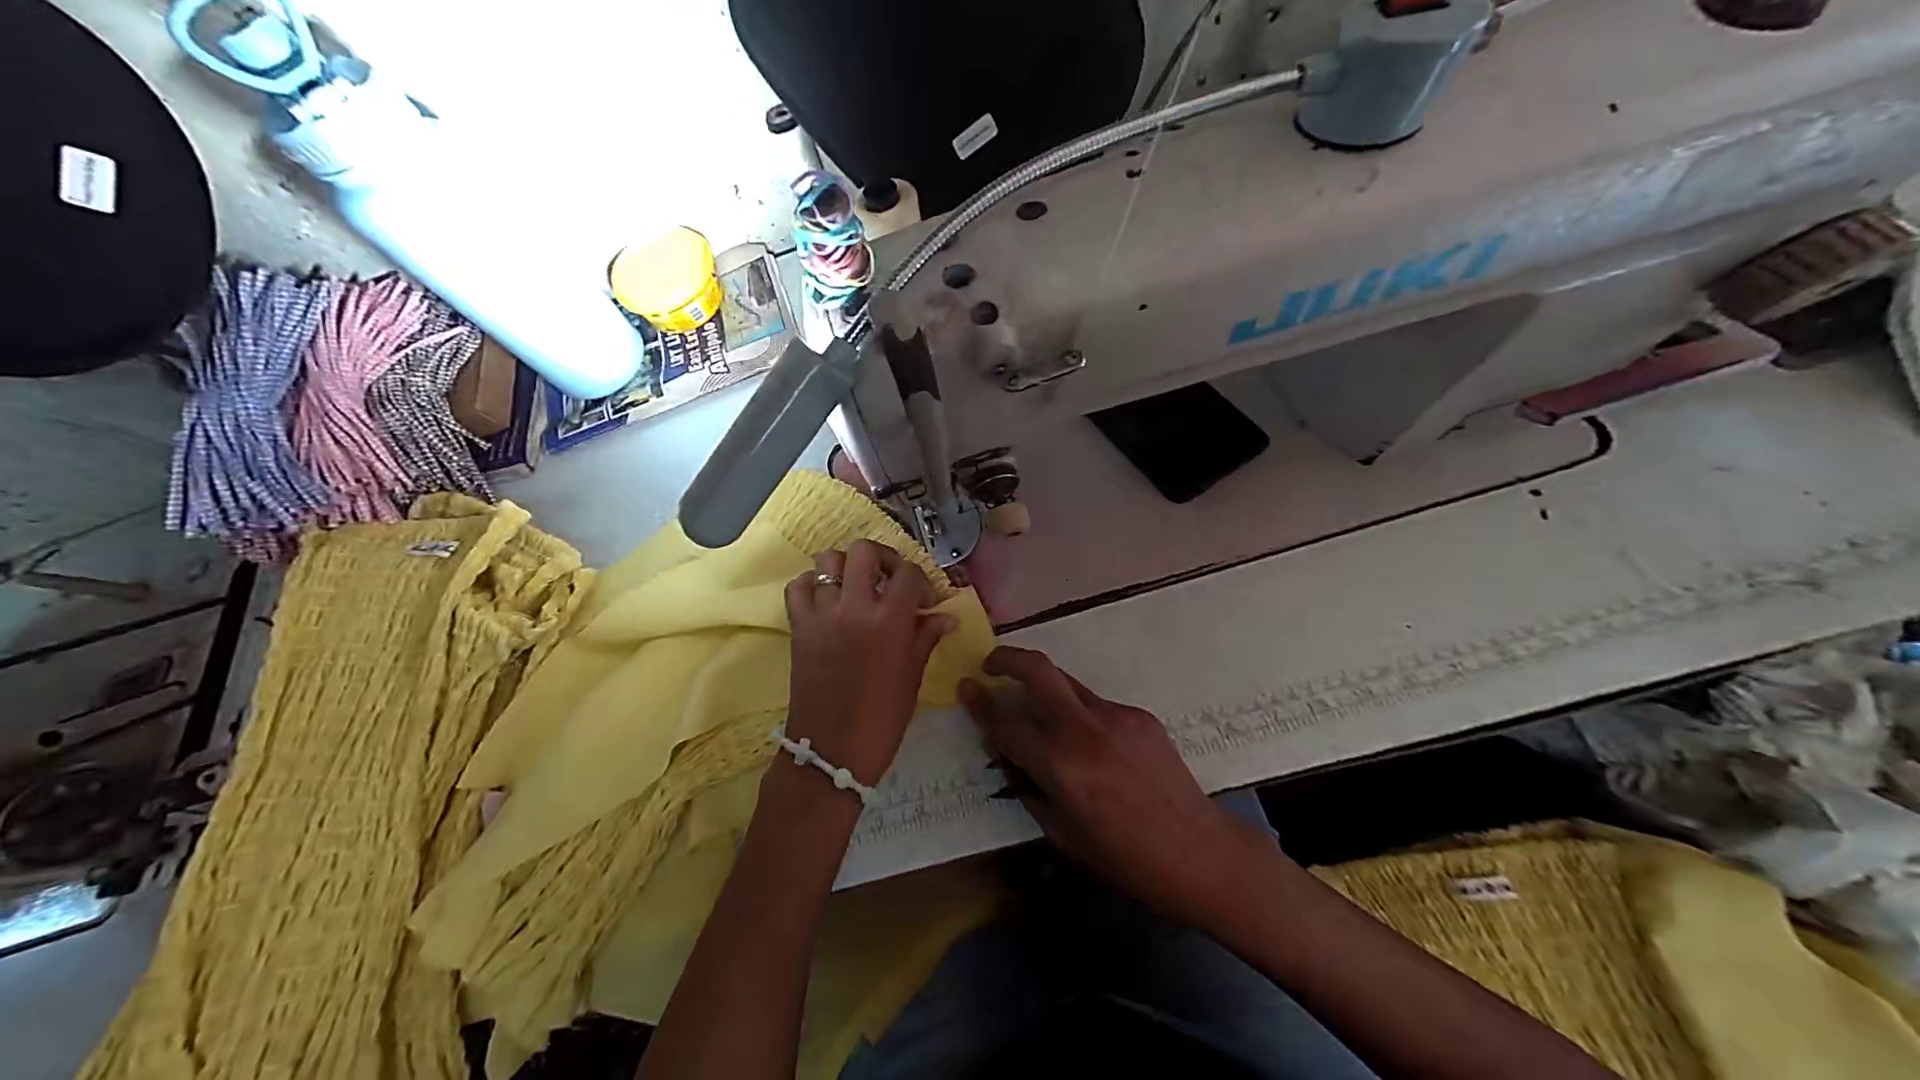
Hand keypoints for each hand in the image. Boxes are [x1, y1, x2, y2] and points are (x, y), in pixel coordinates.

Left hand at [783, 539, 956, 787]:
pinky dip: (812, 583)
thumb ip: (926, 637)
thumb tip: (946, 616)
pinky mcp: (798, 626)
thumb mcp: (912, 677)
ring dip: (846, 567)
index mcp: (889, 621)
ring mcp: (821, 614)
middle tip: (891, 581)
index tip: (925, 600)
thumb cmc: (882, 719)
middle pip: (864, 551)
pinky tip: (827, 599)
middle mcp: (853, 607)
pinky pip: (798, 586)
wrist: (831, 751)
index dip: (922, 581)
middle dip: (884, 558)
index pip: (909, 574)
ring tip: (858, 587)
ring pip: (827, 560)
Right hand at [959, 646, 1270, 928]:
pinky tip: (1093, 748)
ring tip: (1041, 714)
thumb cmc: (1125, 858)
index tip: (965, 687)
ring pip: (1068, 685)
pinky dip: (1082, 718)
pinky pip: (1098, 707)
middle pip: (1039, 670)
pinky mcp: (1141, 716)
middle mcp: (1085, 730)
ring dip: (1046, 690)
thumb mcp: (1064, 835)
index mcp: (1061, 765)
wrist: (1199, 852)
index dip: (981, 705)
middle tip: (991, 663)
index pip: (1007, 724)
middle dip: (1007, 658)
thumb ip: (1032, 791)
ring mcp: (1117, 717)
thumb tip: (1012, 762)